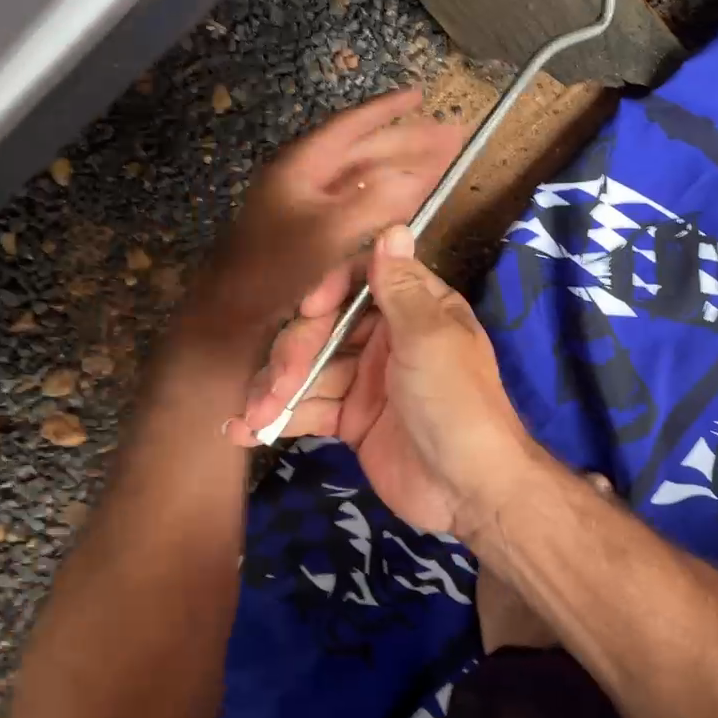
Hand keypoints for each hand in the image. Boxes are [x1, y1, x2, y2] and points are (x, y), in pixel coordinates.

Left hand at [176, 89, 462, 352]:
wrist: (230, 313)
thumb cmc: (273, 268)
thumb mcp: (327, 233)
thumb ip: (374, 203)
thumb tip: (414, 177)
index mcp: (303, 165)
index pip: (351, 126)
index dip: (387, 110)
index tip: (420, 95)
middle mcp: (306, 176)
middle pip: (364, 149)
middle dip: (408, 140)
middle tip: (450, 136)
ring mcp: (308, 201)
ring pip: (364, 174)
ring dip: (402, 166)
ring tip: (440, 161)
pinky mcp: (312, 227)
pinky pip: (359, 199)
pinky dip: (388, 195)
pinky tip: (408, 198)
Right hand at [235, 225, 539, 536]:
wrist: (470, 490)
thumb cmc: (457, 403)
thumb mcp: (430, 340)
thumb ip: (402, 288)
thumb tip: (395, 227)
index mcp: (417, 310)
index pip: (362, 281)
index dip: (330, 291)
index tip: (309, 311)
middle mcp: (389, 338)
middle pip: (326, 326)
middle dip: (296, 351)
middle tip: (280, 384)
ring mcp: (368, 381)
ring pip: (310, 368)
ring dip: (276, 388)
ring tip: (255, 415)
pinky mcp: (352, 421)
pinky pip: (308, 408)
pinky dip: (278, 417)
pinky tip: (246, 430)